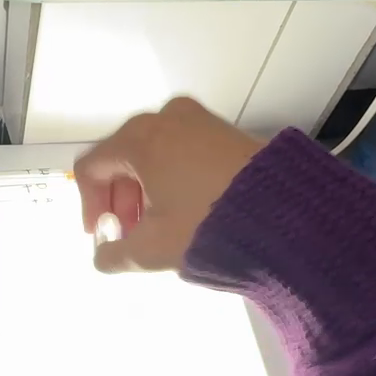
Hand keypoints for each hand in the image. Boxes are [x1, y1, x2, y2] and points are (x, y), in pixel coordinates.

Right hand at [75, 97, 263, 272]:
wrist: (286, 212)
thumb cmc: (208, 224)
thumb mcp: (153, 249)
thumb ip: (115, 256)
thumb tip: (103, 257)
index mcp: (138, 138)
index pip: (91, 167)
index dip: (88, 205)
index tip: (102, 234)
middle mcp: (165, 117)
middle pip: (122, 158)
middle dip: (120, 200)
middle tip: (131, 234)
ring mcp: (198, 120)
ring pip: (154, 155)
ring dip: (146, 192)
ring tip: (160, 227)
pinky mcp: (225, 130)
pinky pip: (182, 151)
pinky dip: (173, 179)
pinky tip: (186, 211)